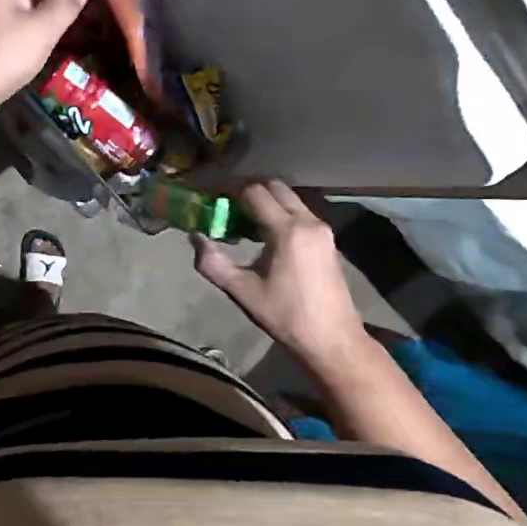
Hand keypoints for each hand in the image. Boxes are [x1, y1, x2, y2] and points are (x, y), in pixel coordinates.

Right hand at [195, 181, 369, 366]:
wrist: (331, 338)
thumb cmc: (285, 315)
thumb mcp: (241, 290)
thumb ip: (213, 262)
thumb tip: (195, 238)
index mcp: (287, 231)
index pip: (254, 193)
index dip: (229, 192)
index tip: (211, 200)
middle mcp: (308, 222)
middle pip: (275, 187)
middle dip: (247, 191)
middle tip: (225, 208)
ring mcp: (322, 229)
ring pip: (289, 198)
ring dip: (264, 202)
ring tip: (240, 222)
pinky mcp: (327, 239)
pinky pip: (299, 212)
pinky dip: (278, 213)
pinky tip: (262, 235)